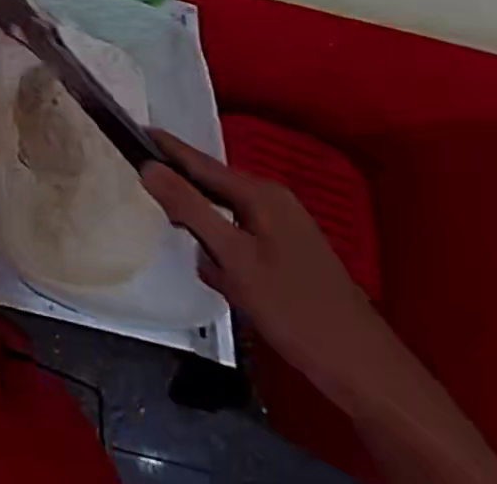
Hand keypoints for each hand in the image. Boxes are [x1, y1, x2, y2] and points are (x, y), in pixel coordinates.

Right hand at [138, 130, 397, 408]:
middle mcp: (272, 202)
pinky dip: (225, 255)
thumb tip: (149, 166)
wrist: (361, 367)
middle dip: (185, 203)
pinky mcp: (285, 252)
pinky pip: (238, 239)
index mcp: (260, 194)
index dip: (166, 147)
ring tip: (208, 267)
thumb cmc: (294, 308)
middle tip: (158, 215)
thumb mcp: (232, 256)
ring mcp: (282, 227)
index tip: (135, 129)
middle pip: (210, 188)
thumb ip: (188, 208)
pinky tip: (230, 285)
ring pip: (222, 218)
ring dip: (207, 238)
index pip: (200, 161)